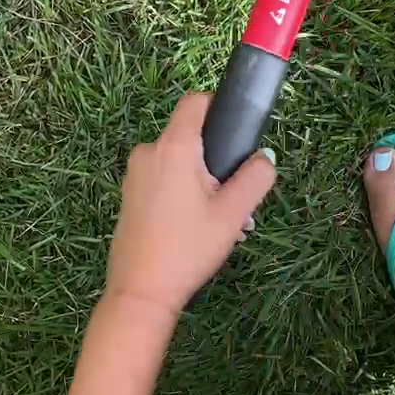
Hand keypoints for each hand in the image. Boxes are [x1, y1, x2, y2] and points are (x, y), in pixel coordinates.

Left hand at [104, 93, 278, 313]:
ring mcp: (134, 175)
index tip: (236, 137)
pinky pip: (163, 181)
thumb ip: (255, 178)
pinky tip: (200, 230)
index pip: (195, 102)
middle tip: (237, 201)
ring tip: (225, 225)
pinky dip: (184, 195)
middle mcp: (148, 152)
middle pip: (190, 138)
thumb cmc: (189, 248)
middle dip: (217, 163)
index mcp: (173, 146)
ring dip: (204, 185)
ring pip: (178, 164)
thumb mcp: (232, 213)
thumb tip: (264, 158)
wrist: (141, 292)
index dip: (218, 109)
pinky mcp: (130, 196)